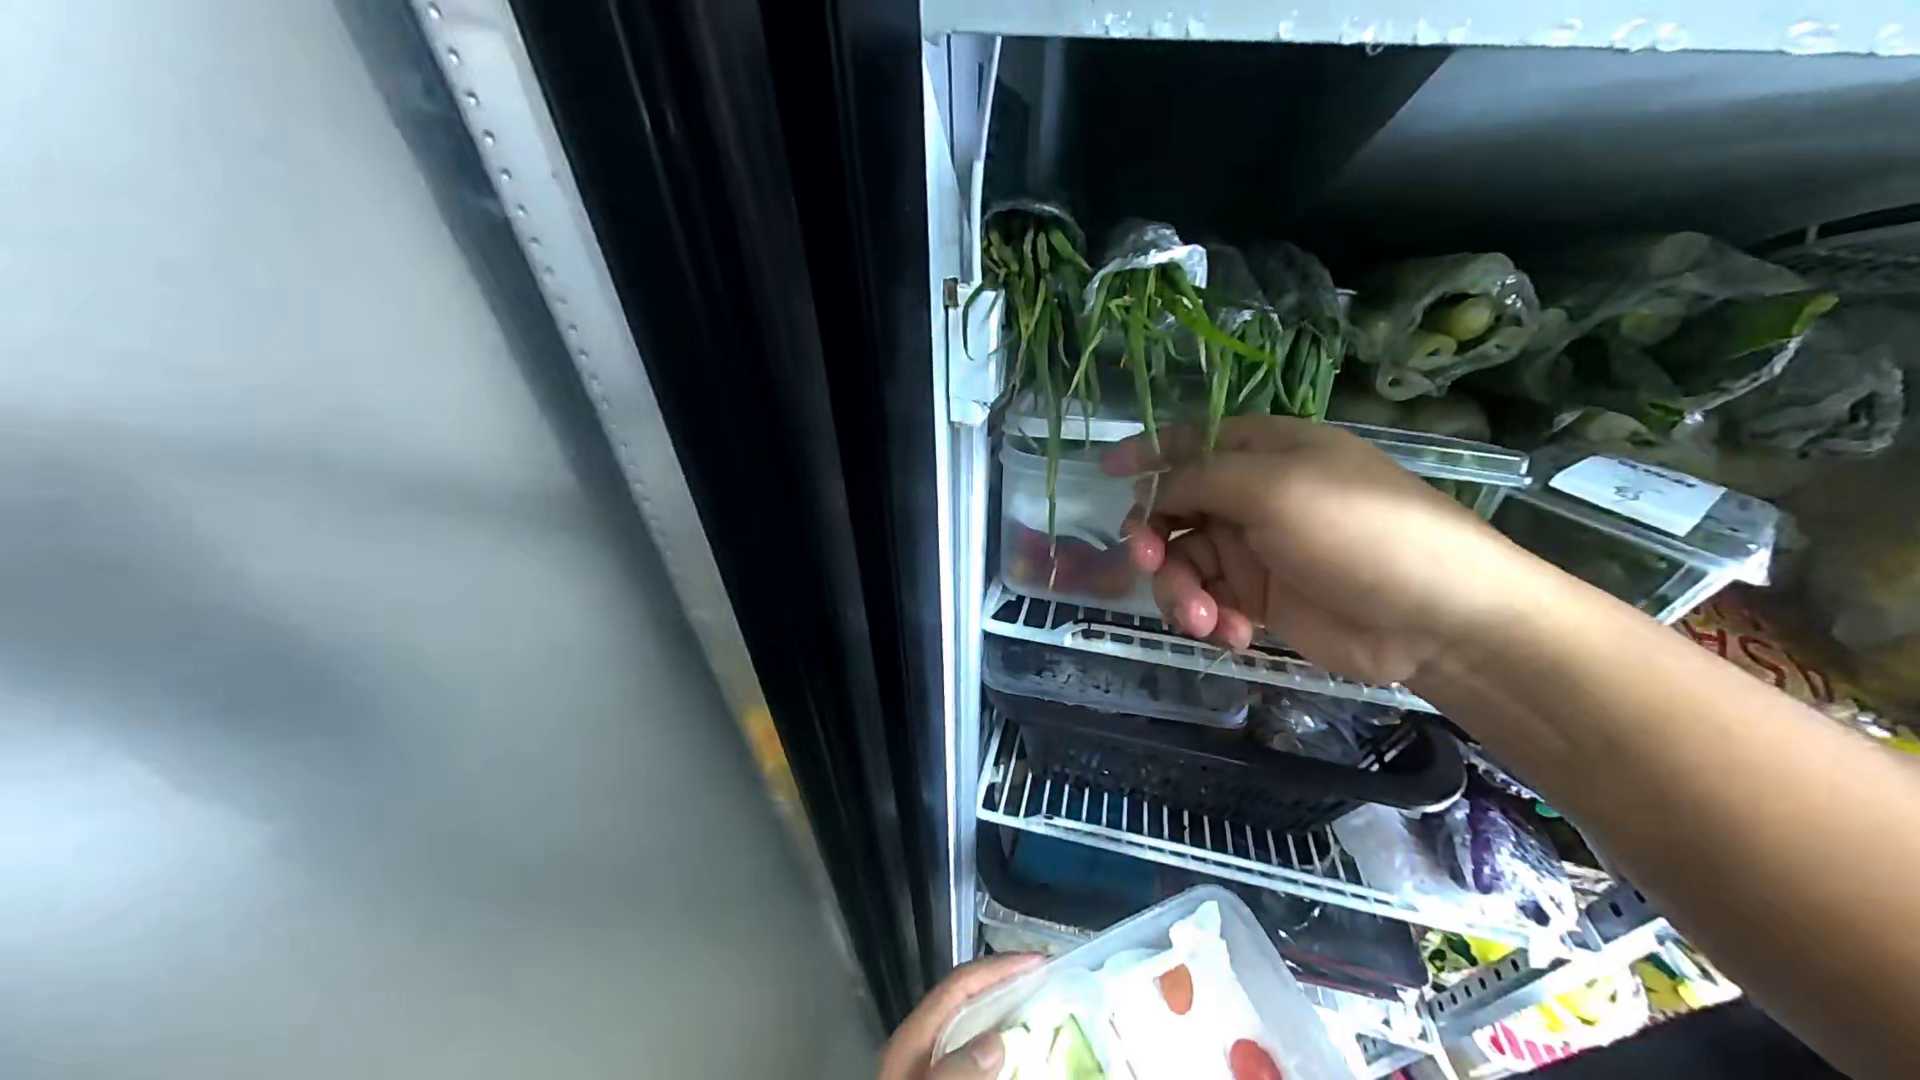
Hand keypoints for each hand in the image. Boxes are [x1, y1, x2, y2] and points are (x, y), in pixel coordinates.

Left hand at [876, 953, 1043, 1079]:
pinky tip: (1020, 1059)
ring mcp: (930, 1070)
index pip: (960, 986)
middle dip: (1006, 987)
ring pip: (972, 1029)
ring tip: (1042, 1014)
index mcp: (914, 1039)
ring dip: (1005, 1018)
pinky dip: (999, 1055)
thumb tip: (996, 1041)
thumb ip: (954, 1076)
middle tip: (1047, 983)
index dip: (998, 968)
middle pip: (967, 1001)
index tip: (1039, 962)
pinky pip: (974, 1061)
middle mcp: (921, 1047)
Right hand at [1104, 415, 1550, 685]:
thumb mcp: (1275, 488)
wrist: (1438, 621)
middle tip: (1149, 562)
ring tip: (1203, 619)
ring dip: (1180, 590)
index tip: (1104, 471)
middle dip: (1155, 538)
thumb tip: (1155, 489)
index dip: (1146, 454)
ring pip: (1183, 562)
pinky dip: (1208, 618)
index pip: (1191, 442)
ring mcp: (1255, 549)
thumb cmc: (1360, 532)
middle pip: (1174, 508)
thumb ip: (1201, 479)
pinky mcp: (1259, 598)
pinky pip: (1207, 600)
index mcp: (1265, 451)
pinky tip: (1230, 635)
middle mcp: (1253, 496)